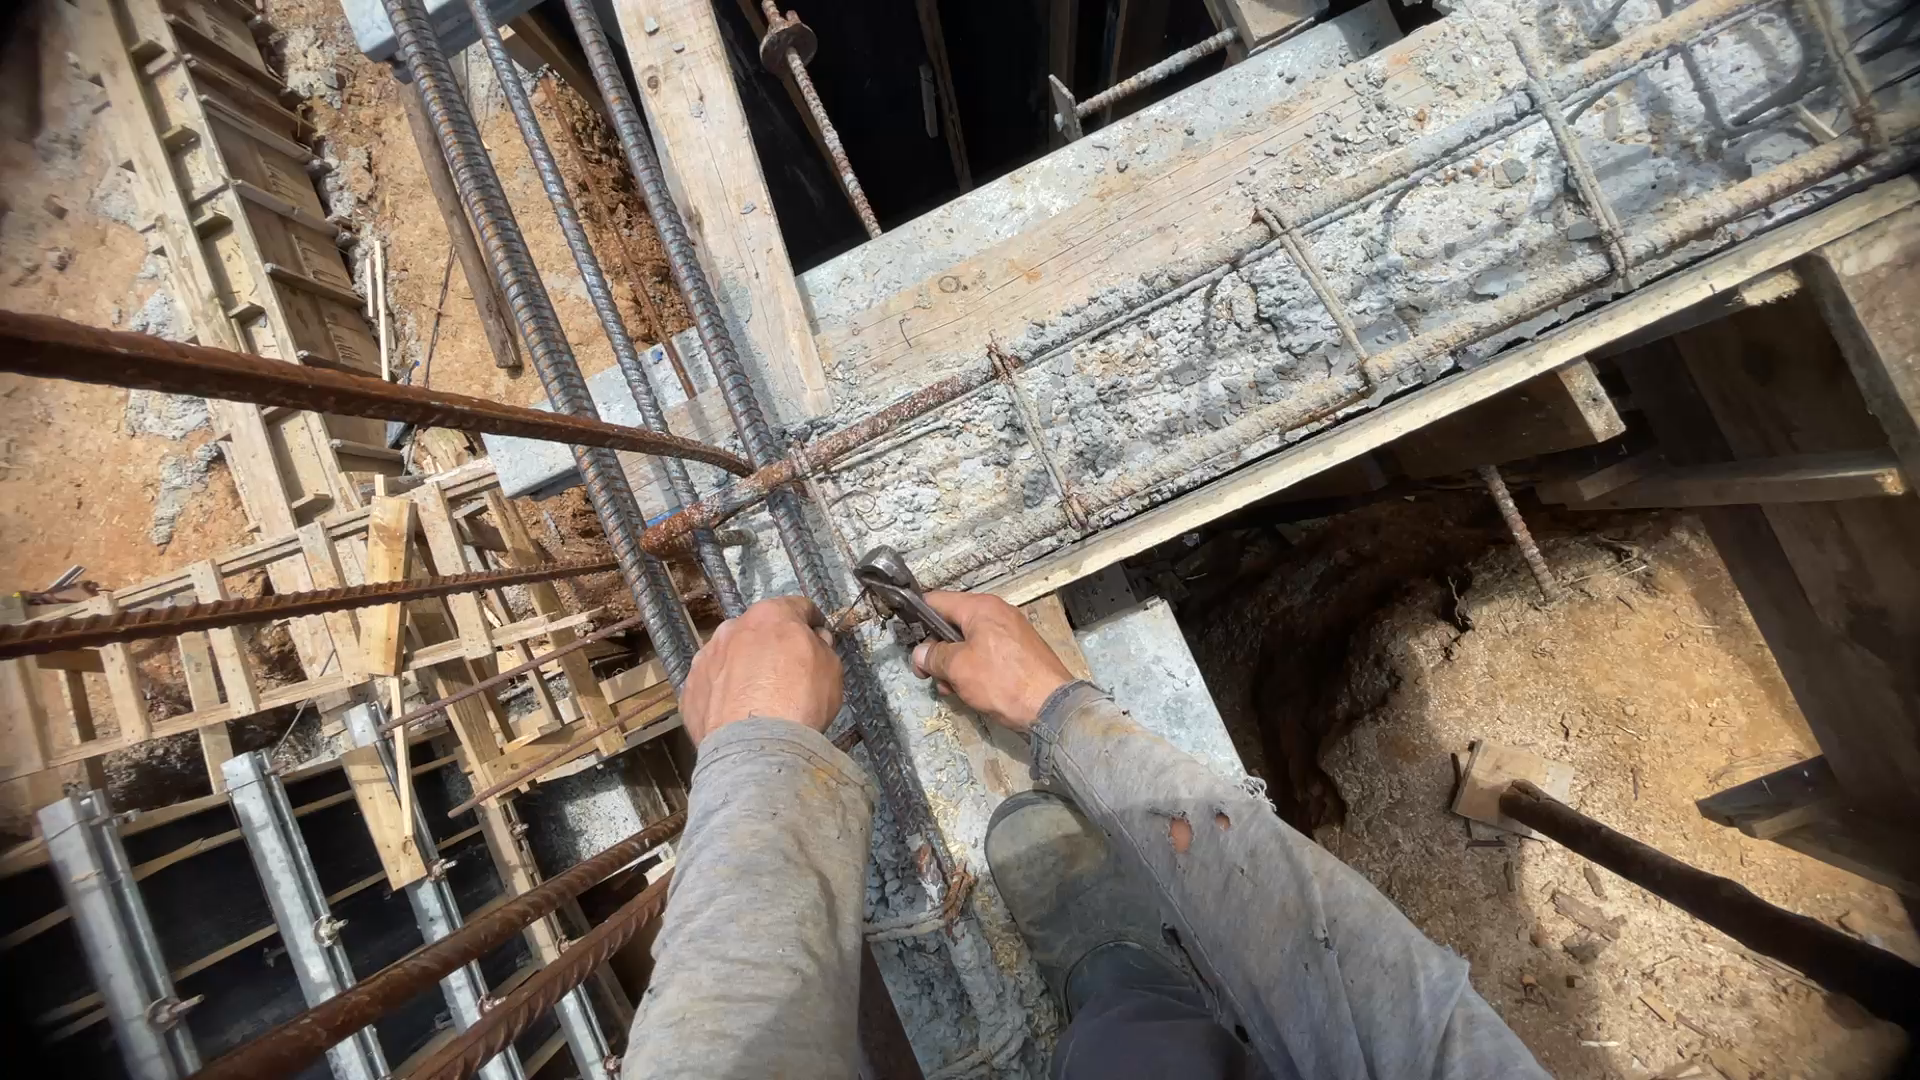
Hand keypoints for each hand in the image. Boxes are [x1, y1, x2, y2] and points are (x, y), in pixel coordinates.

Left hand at [682, 596, 842, 744]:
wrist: (757, 746)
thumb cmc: (797, 702)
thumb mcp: (832, 668)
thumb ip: (822, 646)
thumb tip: (816, 641)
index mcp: (771, 615)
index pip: (797, 606)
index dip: (811, 620)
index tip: (816, 633)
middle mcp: (734, 628)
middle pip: (759, 629)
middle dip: (773, 644)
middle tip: (789, 670)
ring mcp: (707, 657)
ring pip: (732, 655)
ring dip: (745, 667)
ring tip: (761, 697)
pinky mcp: (690, 688)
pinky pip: (713, 684)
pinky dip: (725, 693)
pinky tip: (740, 713)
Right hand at [910, 592, 1072, 733]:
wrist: (1052, 707)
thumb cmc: (1003, 681)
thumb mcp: (959, 667)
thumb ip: (934, 656)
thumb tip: (921, 653)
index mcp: (981, 607)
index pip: (937, 600)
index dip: (917, 616)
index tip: (906, 636)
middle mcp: (997, 613)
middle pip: (953, 624)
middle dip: (937, 650)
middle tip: (928, 675)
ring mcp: (1011, 633)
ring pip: (969, 643)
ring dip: (954, 665)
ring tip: (953, 690)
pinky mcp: (1019, 653)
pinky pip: (987, 654)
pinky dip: (974, 670)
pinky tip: (971, 692)